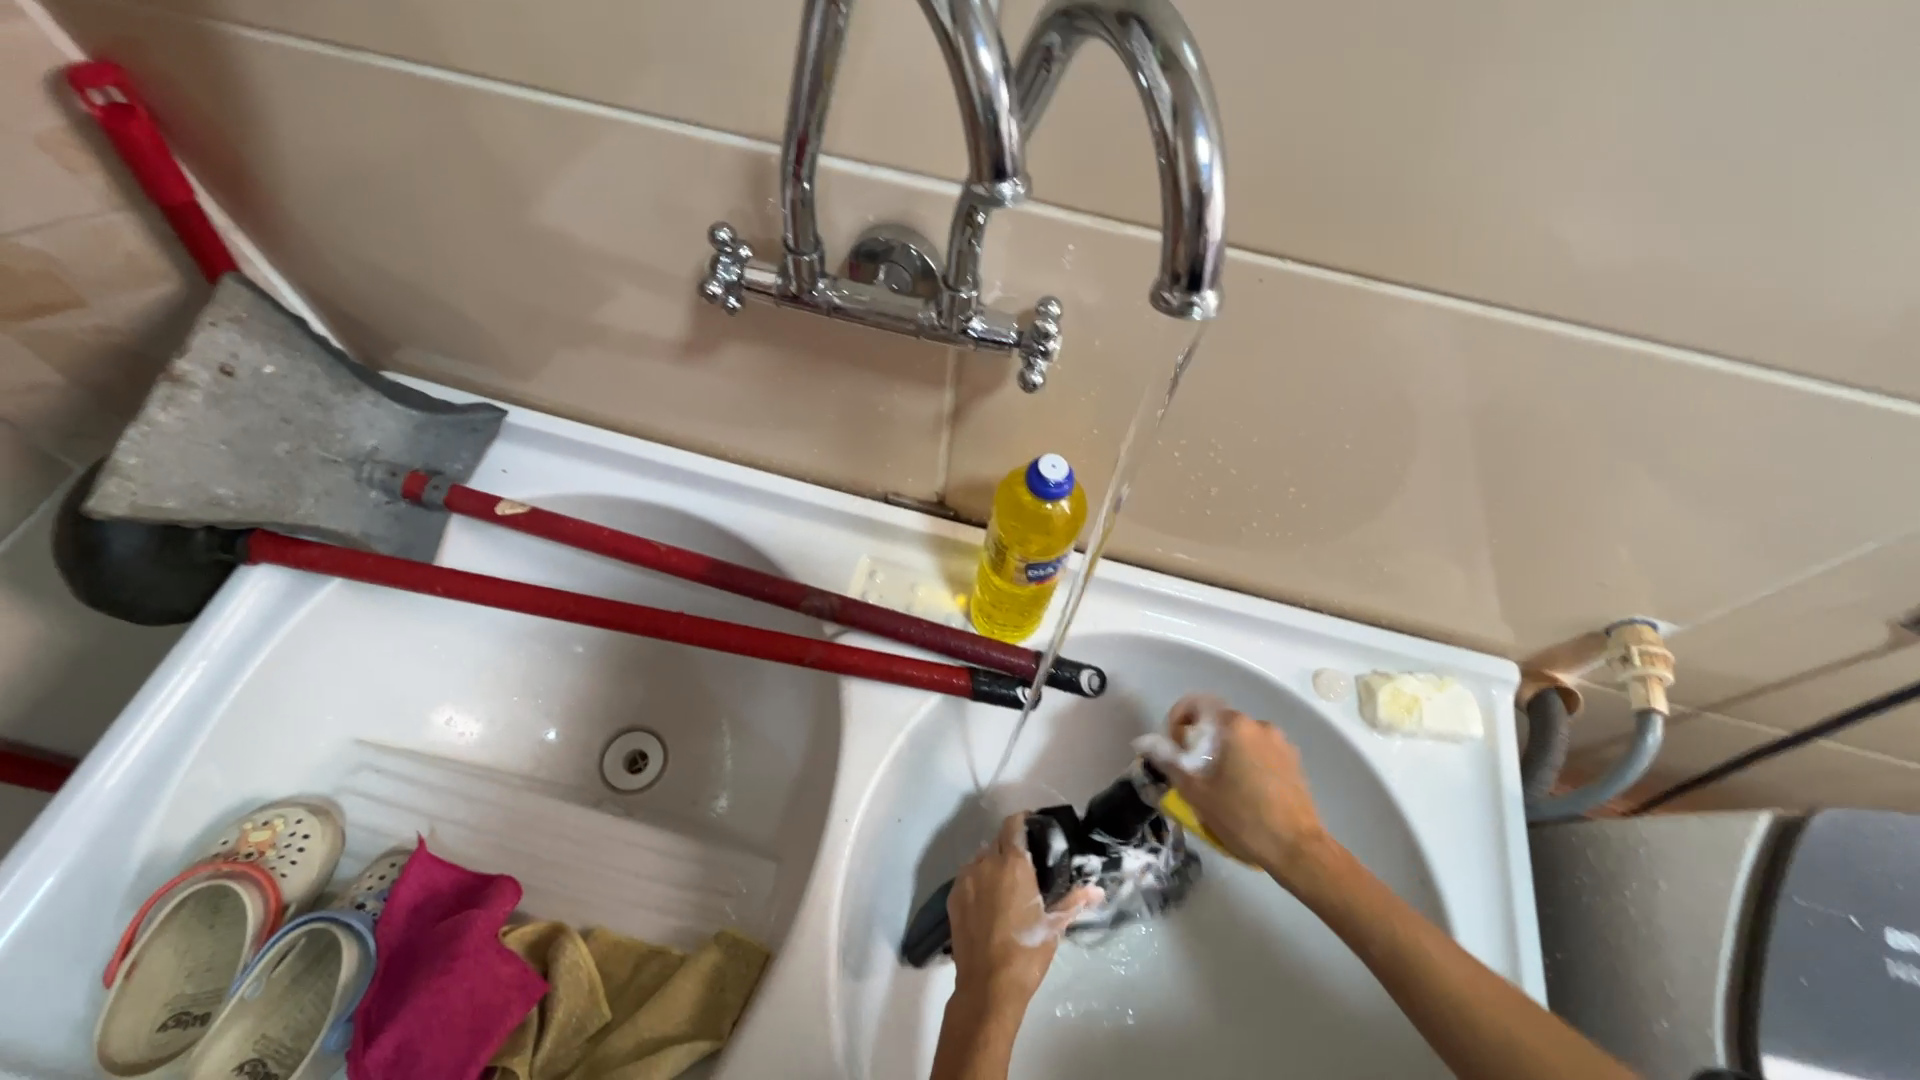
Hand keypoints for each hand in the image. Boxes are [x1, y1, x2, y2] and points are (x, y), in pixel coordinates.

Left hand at [946, 813, 1102, 1013]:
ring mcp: (965, 880)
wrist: (988, 986)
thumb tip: (1097, 889)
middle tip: (1028, 862)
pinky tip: (990, 899)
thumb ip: (1075, 900)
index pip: (1014, 824)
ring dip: (994, 862)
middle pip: (998, 840)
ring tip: (1008, 881)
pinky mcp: (953, 897)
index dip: (1024, 821)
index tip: (1036, 828)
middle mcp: (986, 863)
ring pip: (981, 858)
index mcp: (1013, 863)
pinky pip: (968, 877)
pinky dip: (980, 880)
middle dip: (1012, 845)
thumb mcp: (1055, 925)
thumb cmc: (1027, 951)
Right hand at [1145, 695, 1333, 886]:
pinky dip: (1245, 763)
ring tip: (1219, 786)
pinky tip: (1244, 793)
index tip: (1174, 749)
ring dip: (1224, 753)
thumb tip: (1146, 744)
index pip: (1197, 705)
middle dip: (1201, 742)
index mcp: (1235, 726)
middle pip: (1219, 723)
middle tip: (1193, 773)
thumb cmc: (1242, 818)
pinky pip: (1260, 752)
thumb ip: (1170, 762)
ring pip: (1240, 739)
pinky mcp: (1294, 762)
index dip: (1178, 722)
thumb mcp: (1197, 793)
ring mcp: (1281, 743)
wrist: (1298, 850)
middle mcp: (1260, 726)